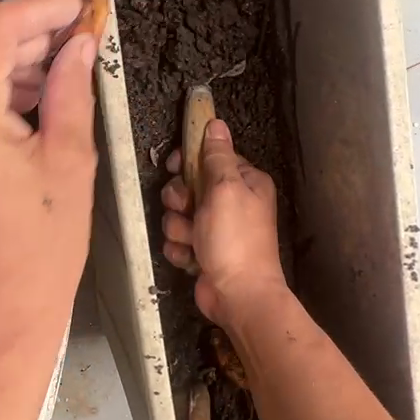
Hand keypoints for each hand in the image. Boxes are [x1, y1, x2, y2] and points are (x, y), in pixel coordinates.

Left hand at [0, 0, 97, 346]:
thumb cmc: (40, 248)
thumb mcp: (69, 161)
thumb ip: (71, 90)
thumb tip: (79, 44)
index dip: (42, 9)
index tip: (80, 6)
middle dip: (23, 31)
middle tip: (74, 35)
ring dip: (0, 57)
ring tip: (55, 67)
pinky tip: (23, 98)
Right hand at [160, 120, 288, 326]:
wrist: (238, 295)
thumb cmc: (235, 239)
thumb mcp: (225, 189)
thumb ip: (217, 156)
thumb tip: (215, 123)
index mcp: (244, 182)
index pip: (208, 157)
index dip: (188, 162)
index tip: (175, 167)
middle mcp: (231, 202)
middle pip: (187, 186)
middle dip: (180, 200)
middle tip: (188, 210)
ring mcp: (215, 228)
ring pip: (178, 214)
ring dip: (179, 228)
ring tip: (193, 241)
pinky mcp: (202, 250)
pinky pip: (177, 239)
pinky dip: (180, 248)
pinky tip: (192, 258)